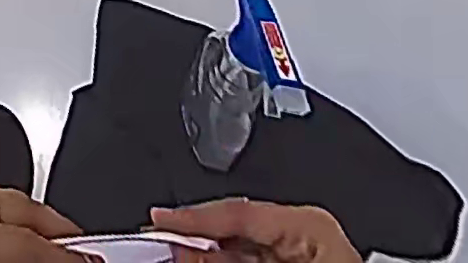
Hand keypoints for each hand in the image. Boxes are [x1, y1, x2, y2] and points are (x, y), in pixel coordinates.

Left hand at [0, 187, 84, 262]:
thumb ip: (26, 259)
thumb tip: (66, 260)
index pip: (28, 240)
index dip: (68, 255)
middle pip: (15, 203)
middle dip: (54, 226)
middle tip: (87, 250)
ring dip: (32, 219)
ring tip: (60, 243)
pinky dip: (7, 216)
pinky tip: (23, 235)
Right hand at [149, 199, 358, 262]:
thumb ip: (225, 260)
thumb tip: (179, 248)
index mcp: (311, 225)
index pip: (237, 210)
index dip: (191, 216)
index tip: (158, 221)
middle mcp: (307, 234)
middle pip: (234, 225)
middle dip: (193, 236)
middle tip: (156, 239)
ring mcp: (303, 253)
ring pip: (238, 245)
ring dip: (203, 252)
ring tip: (171, 252)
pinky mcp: (297, 261)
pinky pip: (248, 258)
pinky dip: (220, 260)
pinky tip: (195, 260)